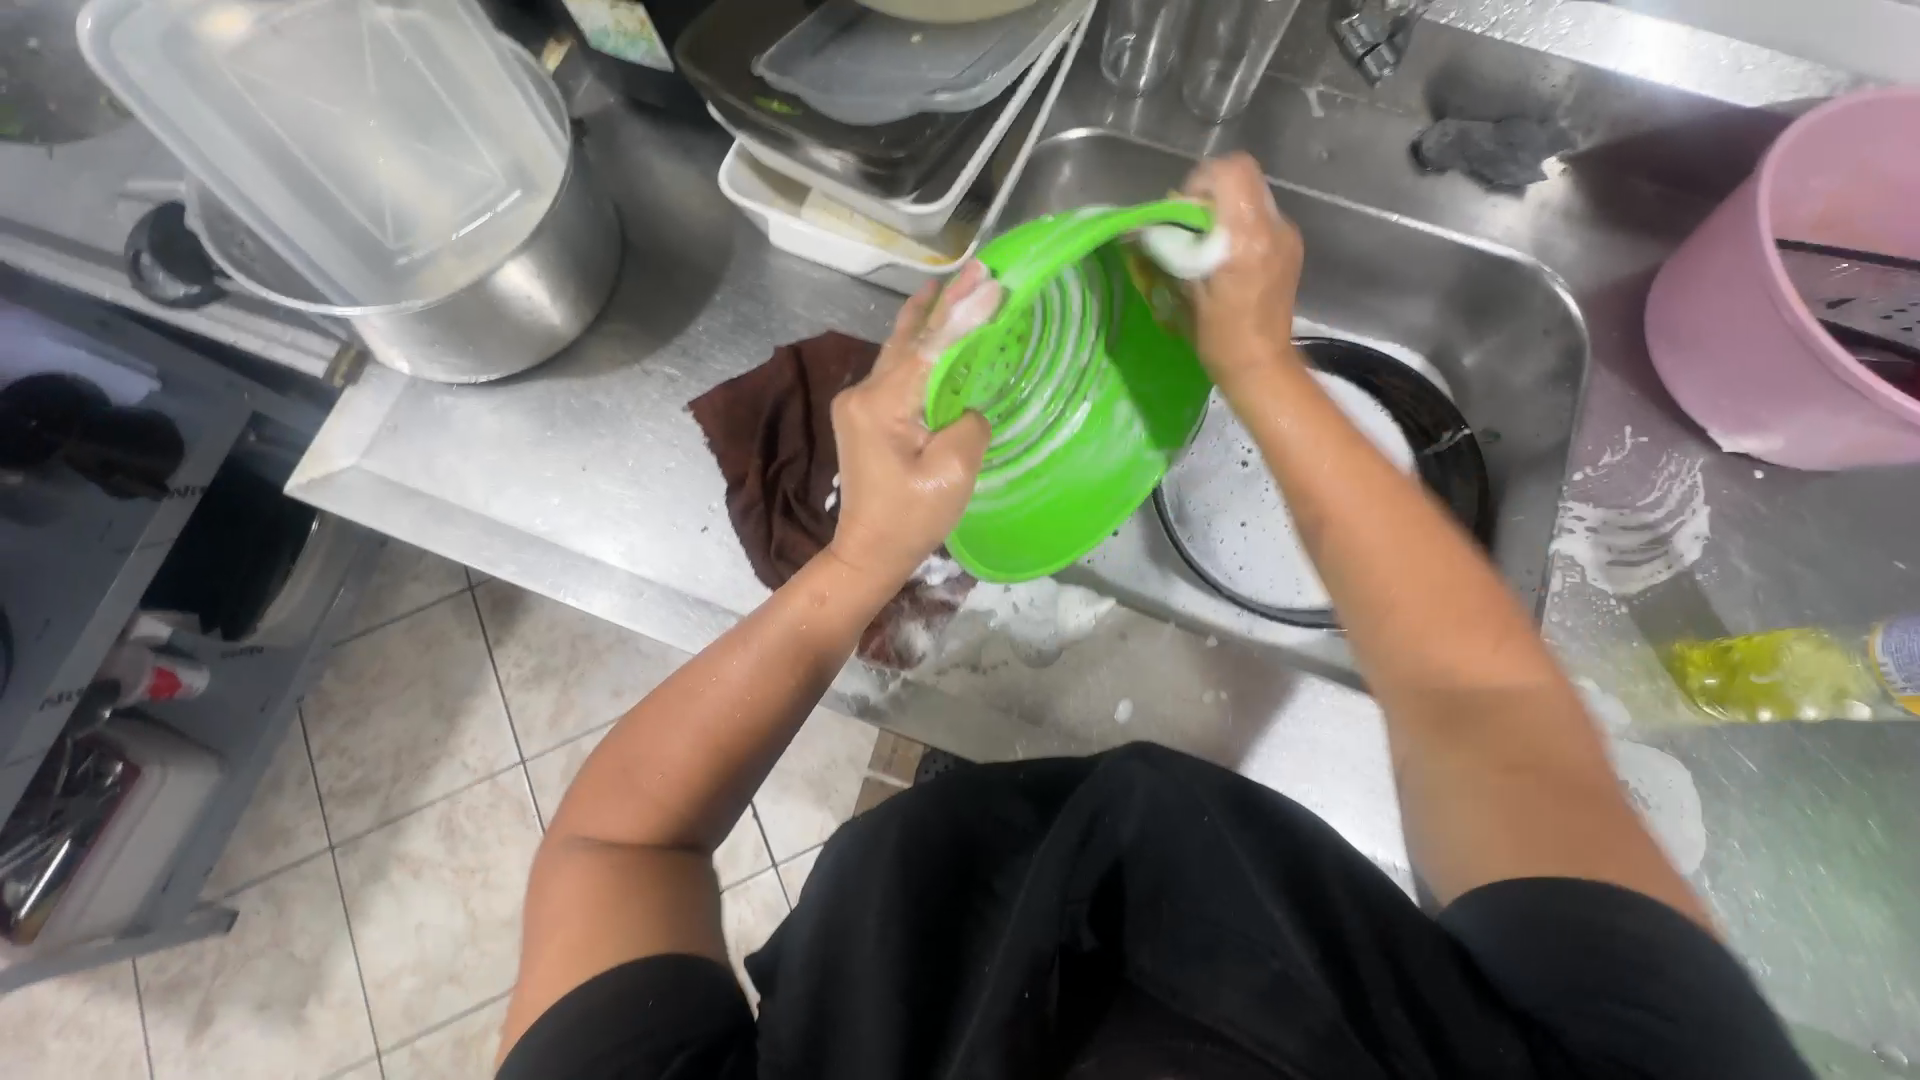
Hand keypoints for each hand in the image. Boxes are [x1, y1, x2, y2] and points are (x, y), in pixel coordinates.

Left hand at [826, 261, 1000, 584]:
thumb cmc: (911, 518)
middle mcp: (862, 393)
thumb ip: (969, 424)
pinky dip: (920, 351)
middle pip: (908, 340)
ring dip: (928, 322)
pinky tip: (933, 333)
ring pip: (899, 352)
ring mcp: (858, 403)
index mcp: (881, 405)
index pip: (928, 348)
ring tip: (953, 286)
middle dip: (942, 303)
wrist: (869, 551)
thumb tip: (968, 407)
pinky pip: (896, 373)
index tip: (988, 279)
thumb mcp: (953, 472)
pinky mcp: (863, 416)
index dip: (962, 313)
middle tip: (973, 269)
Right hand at [1182, 153, 1307, 390]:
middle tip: (1191, 225)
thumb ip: (1175, 247)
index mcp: (1247, 237)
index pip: (1232, 171)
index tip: (1184, 210)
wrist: (1260, 364)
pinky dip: (1240, 226)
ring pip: (1252, 195)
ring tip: (1207, 244)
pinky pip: (1261, 218)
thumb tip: (1154, 222)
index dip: (1202, 180)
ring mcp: (1287, 235)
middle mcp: (1274, 227)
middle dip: (1211, 192)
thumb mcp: (1186, 289)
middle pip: (1243, 176)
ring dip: (1225, 209)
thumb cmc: (1217, 335)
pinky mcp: (1291, 246)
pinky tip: (1227, 258)